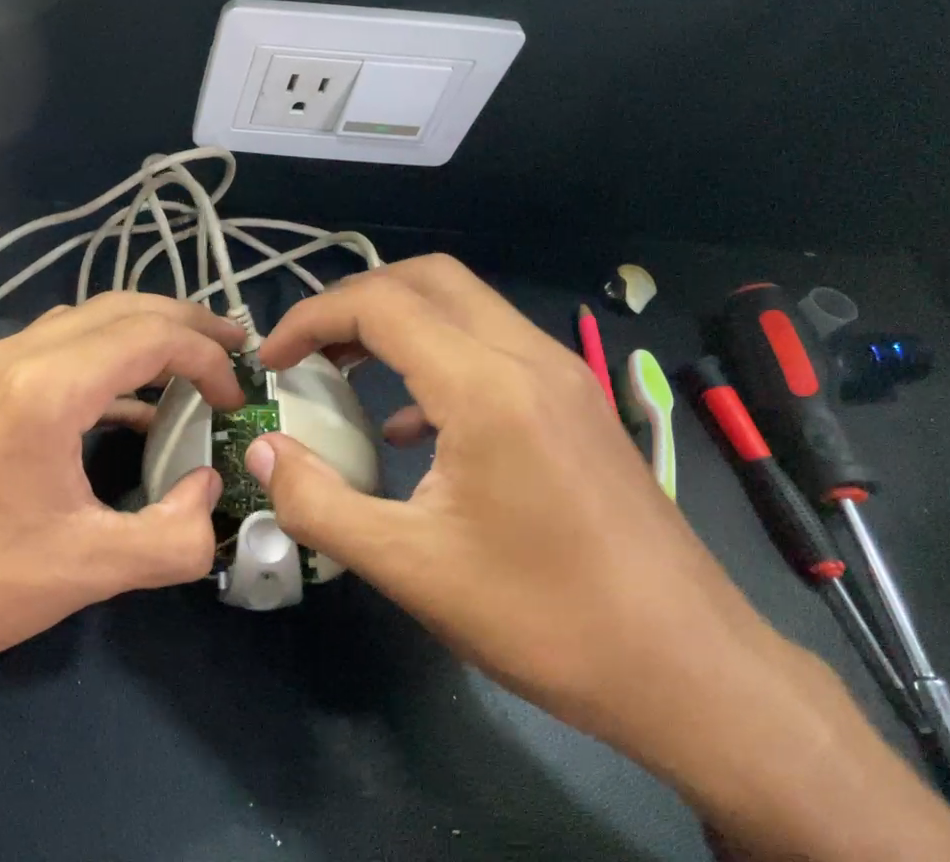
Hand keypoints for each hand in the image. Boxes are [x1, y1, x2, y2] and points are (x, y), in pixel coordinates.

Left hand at [0, 292, 245, 688]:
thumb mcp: (94, 568)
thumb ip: (177, 534)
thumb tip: (209, 493)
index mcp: (47, 387)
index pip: (151, 336)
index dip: (208, 359)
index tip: (240, 400)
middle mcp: (15, 357)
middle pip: (118, 309)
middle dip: (184, 324)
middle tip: (233, 350)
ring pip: (82, 323)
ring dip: (140, 337)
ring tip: (191, 370)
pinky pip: (54, 353)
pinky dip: (102, 365)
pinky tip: (129, 411)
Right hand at [245, 255, 785, 742]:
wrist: (688, 671)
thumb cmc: (541, 618)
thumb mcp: (406, 567)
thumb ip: (316, 502)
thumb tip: (261, 451)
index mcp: (486, 388)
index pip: (380, 304)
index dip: (309, 320)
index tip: (269, 363)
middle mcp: (530, 361)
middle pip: (427, 279)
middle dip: (351, 302)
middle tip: (305, 351)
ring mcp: (564, 380)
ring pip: (465, 307)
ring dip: (396, 323)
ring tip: (342, 374)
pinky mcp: (577, 408)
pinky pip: (493, 349)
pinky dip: (434, 359)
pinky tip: (407, 427)